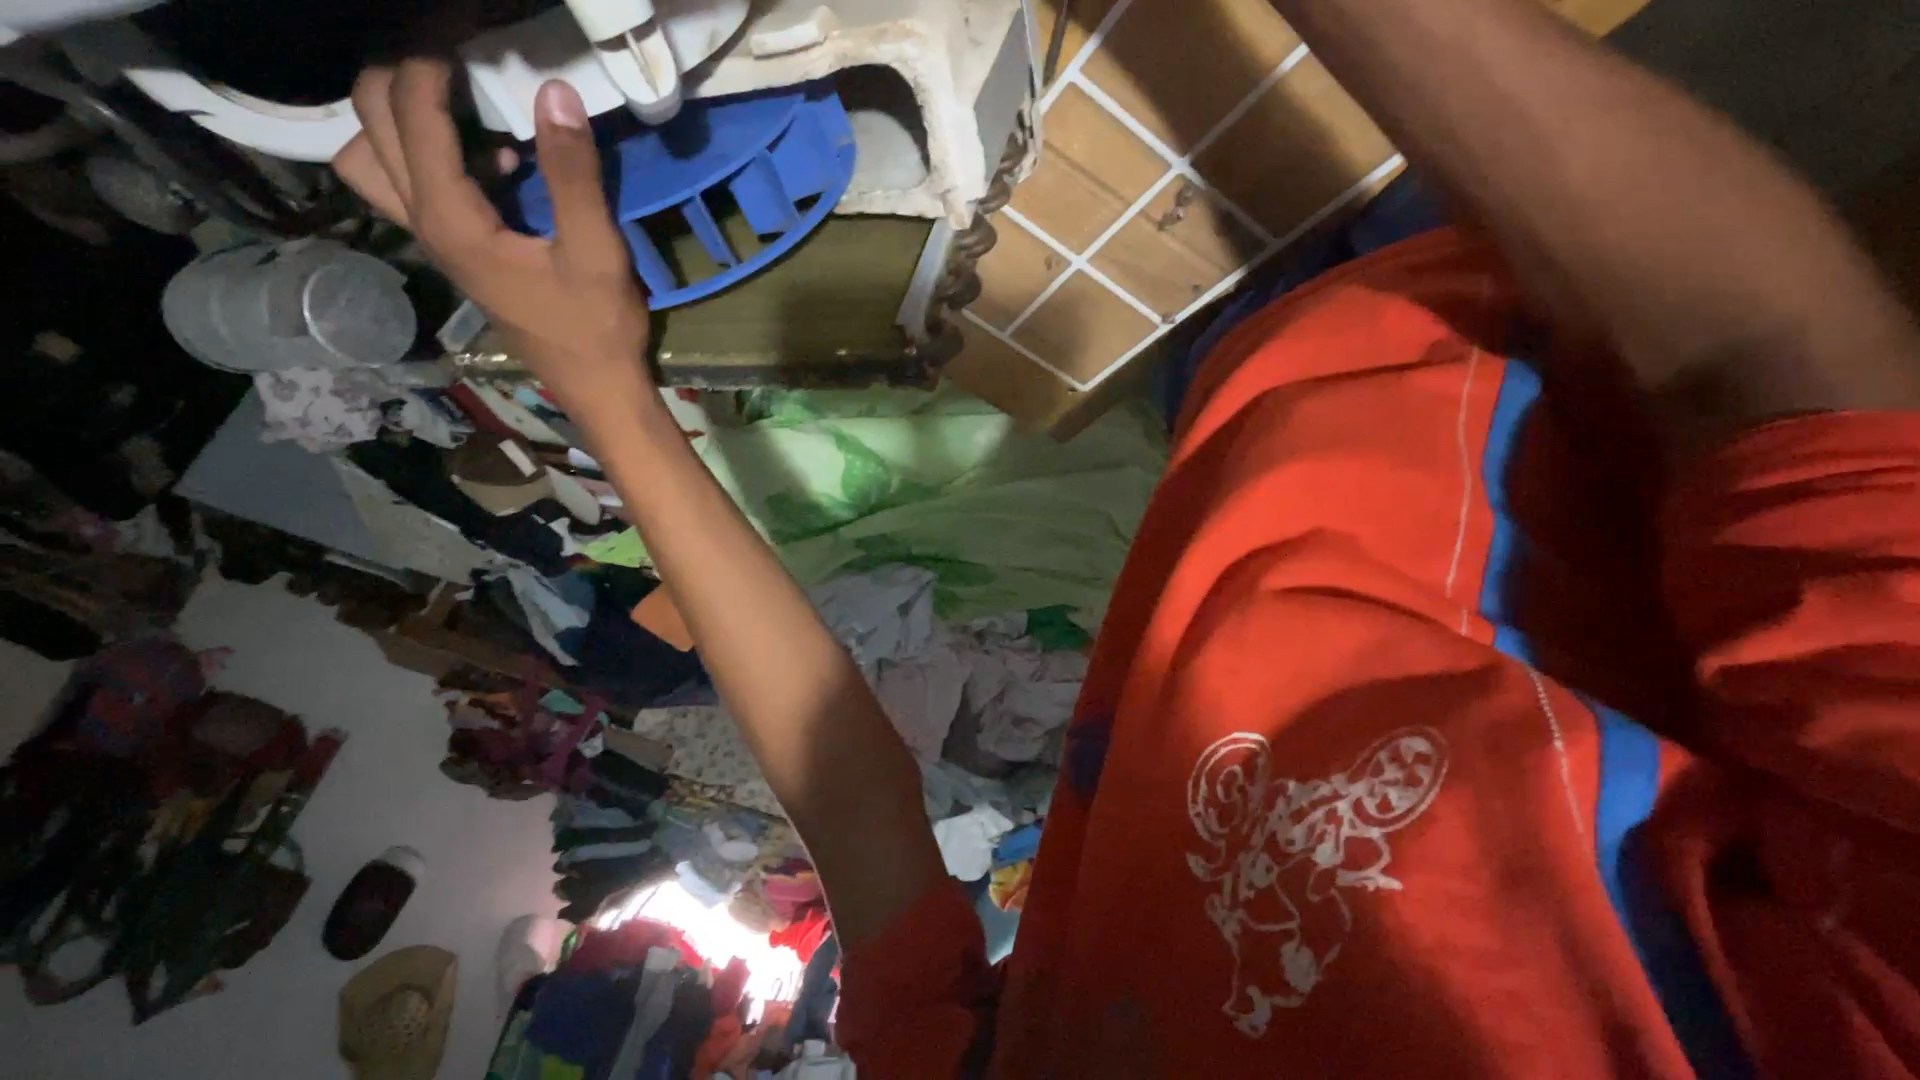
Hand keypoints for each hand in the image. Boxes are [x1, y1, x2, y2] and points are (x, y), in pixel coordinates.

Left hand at [336, 59, 653, 422]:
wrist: (594, 385)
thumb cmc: (597, 325)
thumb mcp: (597, 251)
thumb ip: (573, 174)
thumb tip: (555, 91)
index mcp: (454, 221)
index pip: (415, 117)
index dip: (431, 62)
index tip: (464, 29)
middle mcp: (426, 225)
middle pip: (370, 124)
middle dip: (401, 72)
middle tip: (455, 50)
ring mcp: (435, 241)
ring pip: (369, 158)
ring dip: (397, 116)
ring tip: (455, 99)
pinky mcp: (454, 251)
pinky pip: (408, 185)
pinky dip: (428, 152)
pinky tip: (496, 158)